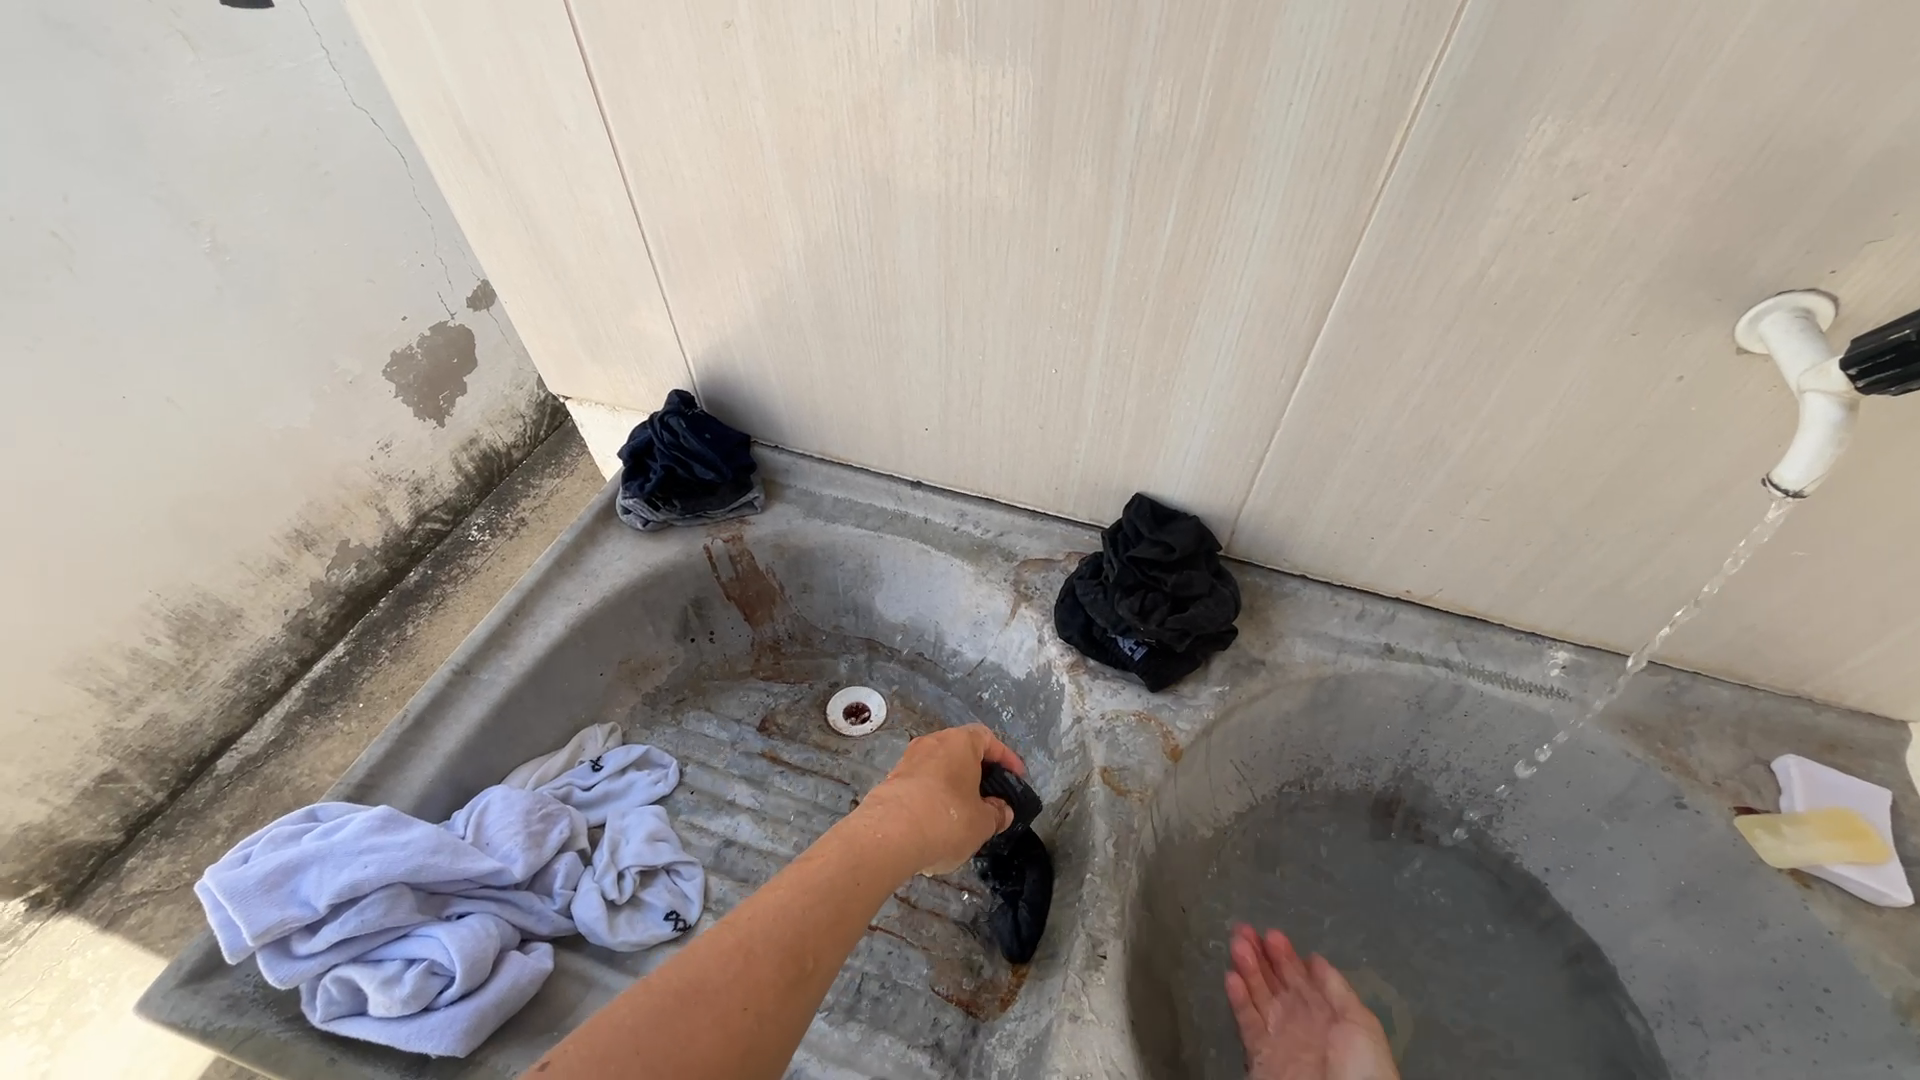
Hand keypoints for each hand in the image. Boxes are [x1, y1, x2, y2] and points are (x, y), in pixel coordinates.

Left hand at [854, 724, 1027, 874]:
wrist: (888, 836)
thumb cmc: (946, 819)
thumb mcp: (983, 822)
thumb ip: (997, 814)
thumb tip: (1001, 810)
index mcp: (960, 742)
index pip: (988, 739)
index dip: (1006, 758)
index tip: (1016, 778)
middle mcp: (932, 742)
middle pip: (962, 752)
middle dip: (979, 774)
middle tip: (992, 798)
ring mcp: (908, 761)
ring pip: (940, 769)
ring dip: (955, 787)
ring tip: (966, 816)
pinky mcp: (891, 782)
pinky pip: (921, 785)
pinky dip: (934, 798)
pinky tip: (939, 825)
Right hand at [1226, 925, 1398, 1079]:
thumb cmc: (1361, 1068)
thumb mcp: (1361, 1024)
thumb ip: (1336, 990)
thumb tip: (1314, 958)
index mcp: (1326, 1015)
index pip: (1300, 978)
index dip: (1285, 955)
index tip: (1271, 933)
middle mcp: (1299, 1022)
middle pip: (1275, 983)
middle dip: (1260, 955)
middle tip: (1244, 930)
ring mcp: (1278, 1037)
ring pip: (1258, 996)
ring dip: (1247, 969)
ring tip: (1237, 944)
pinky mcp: (1260, 1054)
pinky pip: (1246, 1022)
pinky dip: (1238, 999)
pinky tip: (1231, 977)